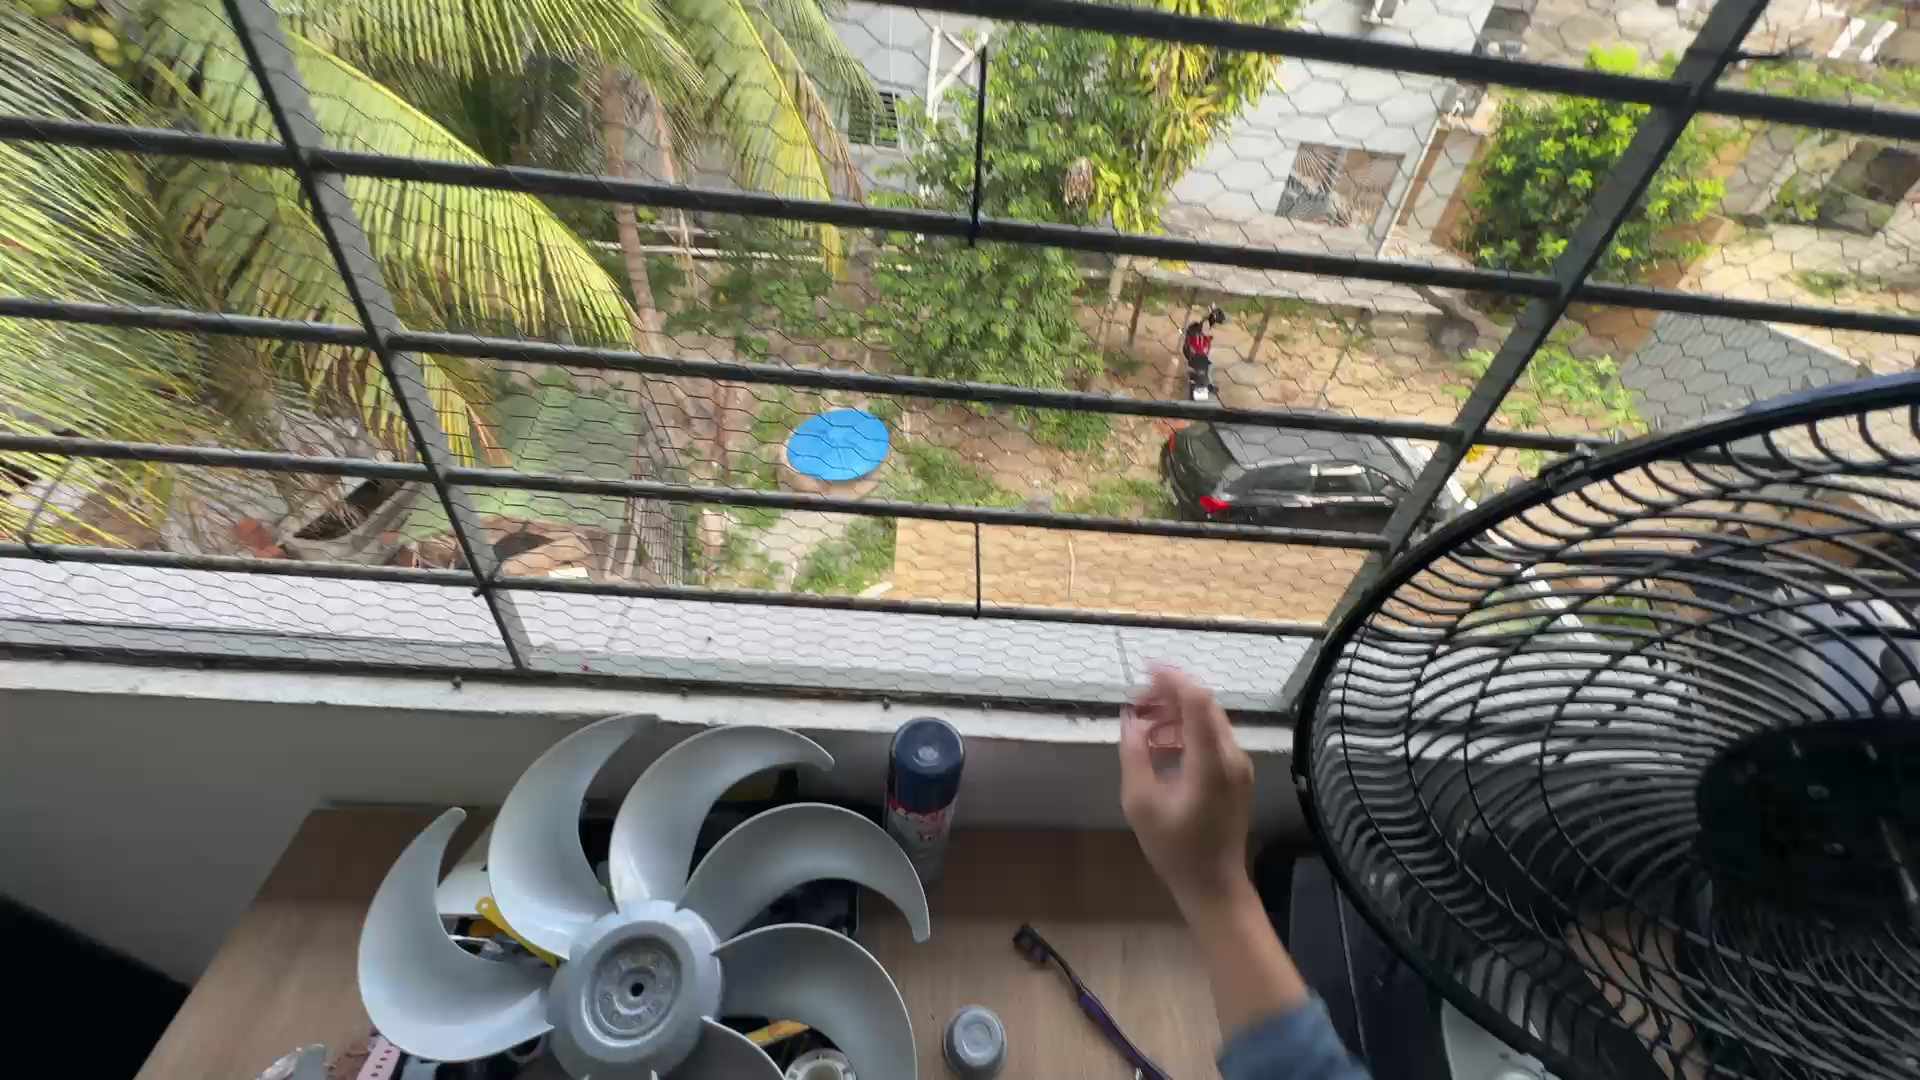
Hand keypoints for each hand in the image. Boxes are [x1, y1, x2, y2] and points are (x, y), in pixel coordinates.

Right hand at [1119, 667, 1256, 916]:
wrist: (1215, 886)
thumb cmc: (1175, 848)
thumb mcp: (1141, 801)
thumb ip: (1134, 753)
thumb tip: (1130, 718)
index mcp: (1211, 761)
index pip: (1196, 700)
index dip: (1171, 678)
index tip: (1144, 669)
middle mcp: (1232, 756)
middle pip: (1203, 704)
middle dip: (1168, 694)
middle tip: (1135, 701)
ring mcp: (1238, 764)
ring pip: (1207, 718)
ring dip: (1175, 711)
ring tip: (1143, 724)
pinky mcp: (1236, 773)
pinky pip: (1211, 735)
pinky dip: (1185, 729)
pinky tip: (1160, 743)